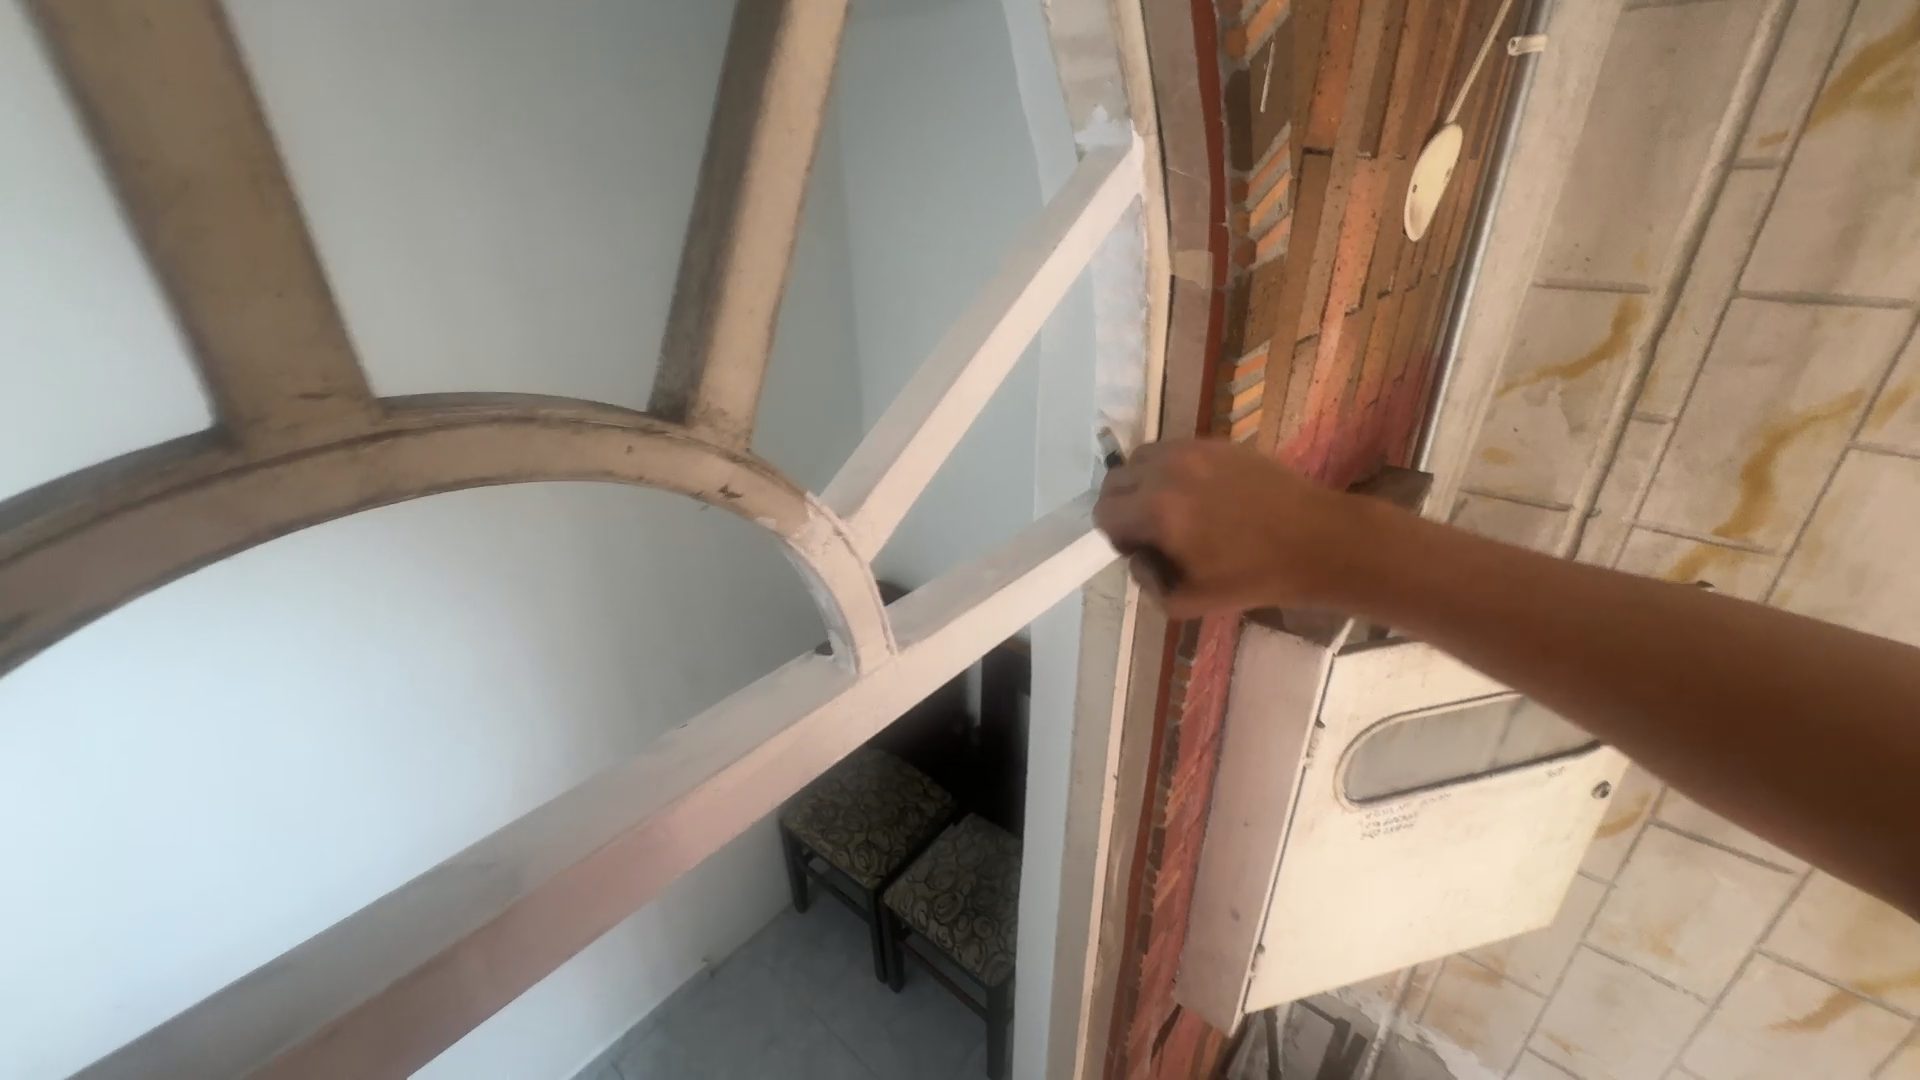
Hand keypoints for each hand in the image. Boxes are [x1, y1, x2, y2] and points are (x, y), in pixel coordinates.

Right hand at [1093, 438, 1370, 617]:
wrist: (1318, 541)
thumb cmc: (1254, 577)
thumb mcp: (1189, 602)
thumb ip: (1147, 583)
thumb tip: (1138, 556)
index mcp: (1158, 512)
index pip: (1103, 514)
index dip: (1116, 537)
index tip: (1141, 550)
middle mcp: (1167, 472)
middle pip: (1114, 480)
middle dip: (1123, 507)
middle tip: (1151, 530)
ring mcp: (1193, 451)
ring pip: (1141, 458)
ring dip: (1143, 483)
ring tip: (1173, 507)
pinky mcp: (1217, 443)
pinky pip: (1174, 450)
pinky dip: (1172, 470)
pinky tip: (1202, 494)